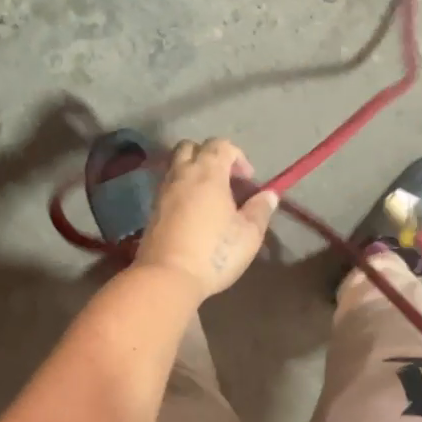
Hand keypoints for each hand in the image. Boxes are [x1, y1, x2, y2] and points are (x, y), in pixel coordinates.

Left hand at [132, 139, 278, 298]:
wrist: (166, 276)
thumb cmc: (213, 252)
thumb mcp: (249, 234)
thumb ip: (260, 209)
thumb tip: (269, 194)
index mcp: (207, 172)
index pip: (220, 145)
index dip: (238, 156)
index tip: (248, 180)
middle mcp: (181, 174)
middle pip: (191, 147)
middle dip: (209, 156)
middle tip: (225, 181)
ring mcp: (162, 191)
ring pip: (176, 165)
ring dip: (193, 172)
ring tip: (210, 198)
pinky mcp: (152, 209)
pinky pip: (168, 186)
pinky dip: (181, 189)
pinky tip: (193, 212)